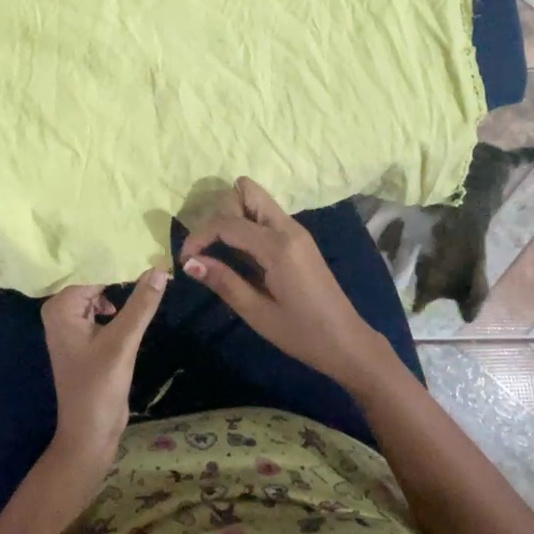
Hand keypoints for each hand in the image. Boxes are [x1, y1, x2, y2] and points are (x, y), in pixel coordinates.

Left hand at [41, 271, 167, 461]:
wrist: (89, 433)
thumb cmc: (99, 386)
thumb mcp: (122, 342)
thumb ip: (140, 305)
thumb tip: (160, 269)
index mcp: (60, 307)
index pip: (94, 274)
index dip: (121, 265)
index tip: (150, 253)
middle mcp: (60, 312)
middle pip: (96, 284)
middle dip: (122, 277)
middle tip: (156, 262)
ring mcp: (70, 327)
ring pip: (101, 298)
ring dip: (123, 293)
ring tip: (153, 279)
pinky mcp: (83, 341)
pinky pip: (102, 314)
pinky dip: (119, 310)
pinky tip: (139, 307)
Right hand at [179, 177, 389, 390]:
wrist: (347, 343)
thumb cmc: (302, 334)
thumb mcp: (257, 313)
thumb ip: (223, 282)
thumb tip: (189, 262)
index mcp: (278, 246)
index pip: (227, 223)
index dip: (199, 236)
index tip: (185, 260)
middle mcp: (288, 228)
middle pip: (245, 191)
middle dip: (219, 213)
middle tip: (209, 248)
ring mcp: (296, 231)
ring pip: (256, 199)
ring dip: (232, 216)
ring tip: (220, 251)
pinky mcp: (299, 239)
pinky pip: (265, 216)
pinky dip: (246, 225)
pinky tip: (240, 256)